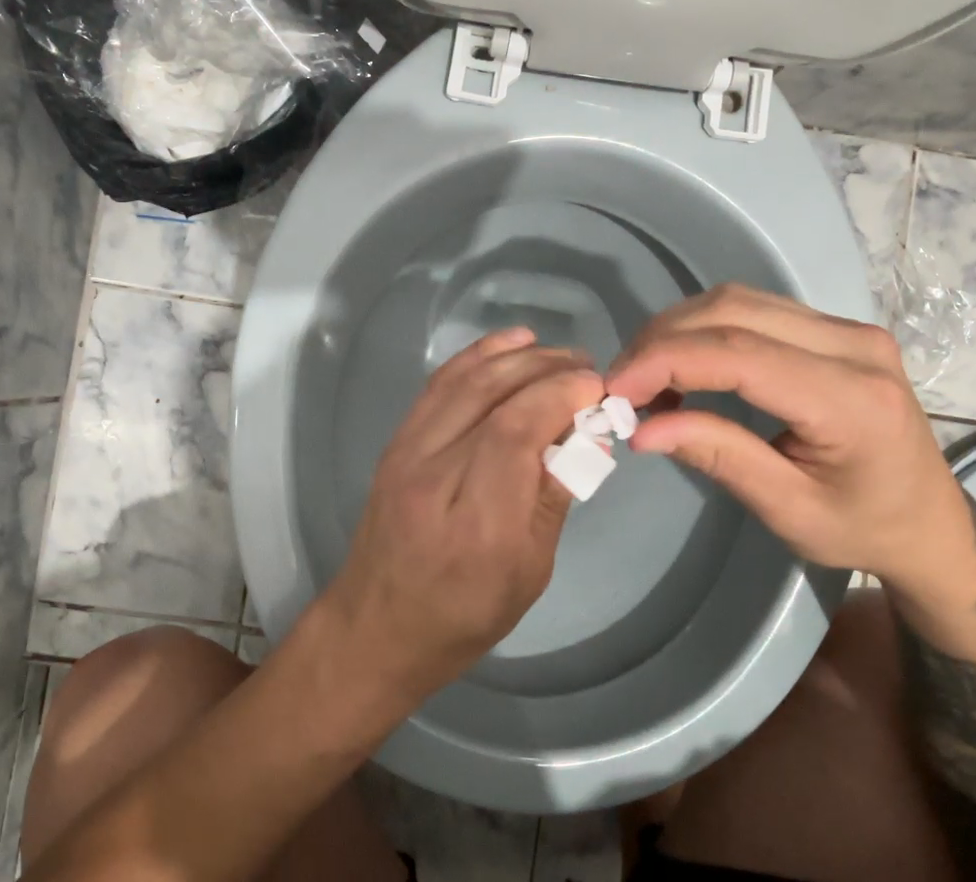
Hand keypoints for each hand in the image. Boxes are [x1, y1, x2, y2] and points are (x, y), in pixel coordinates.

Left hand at [321, 328, 604, 699]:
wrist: (378, 627)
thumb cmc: (465, 615)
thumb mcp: (530, 571)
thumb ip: (555, 497)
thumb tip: (588, 436)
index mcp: (476, 520)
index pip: (516, 430)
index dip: (560, 396)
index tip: (597, 389)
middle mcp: (434, 475)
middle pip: (491, 396)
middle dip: (546, 370)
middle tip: (588, 368)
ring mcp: (406, 454)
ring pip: (463, 382)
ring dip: (514, 358)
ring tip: (557, 353)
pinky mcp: (395, 445)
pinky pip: (437, 387)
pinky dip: (475, 359)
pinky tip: (507, 347)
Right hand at [604, 284, 969, 590]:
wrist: (929, 521)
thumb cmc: (862, 529)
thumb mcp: (788, 509)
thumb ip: (719, 457)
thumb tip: (641, 429)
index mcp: (851, 399)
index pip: (740, 354)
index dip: (665, 362)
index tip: (614, 392)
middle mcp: (855, 346)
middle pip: (734, 312)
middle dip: (662, 341)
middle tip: (621, 387)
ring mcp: (850, 329)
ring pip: (740, 300)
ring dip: (679, 330)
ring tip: (645, 378)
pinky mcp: (837, 328)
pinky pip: (756, 308)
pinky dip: (705, 329)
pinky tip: (683, 364)